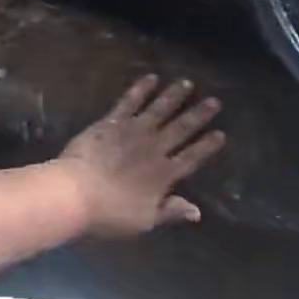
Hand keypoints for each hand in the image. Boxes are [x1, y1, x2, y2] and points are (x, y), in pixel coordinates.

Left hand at [54, 75, 226, 235]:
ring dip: (173, 96)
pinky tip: (150, 78)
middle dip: (198, 115)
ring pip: (158, 110)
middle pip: (180, 129)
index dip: (207, 146)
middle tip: (215, 100)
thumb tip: (197, 212)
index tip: (221, 133)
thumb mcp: (145, 220)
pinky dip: (140, 89)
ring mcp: (132, 132)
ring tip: (186, 82)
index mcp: (164, 175)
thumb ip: (171, 211)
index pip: (192, 158)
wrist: (76, 192)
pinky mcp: (111, 122)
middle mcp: (153, 149)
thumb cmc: (110, 213)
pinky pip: (128, 102)